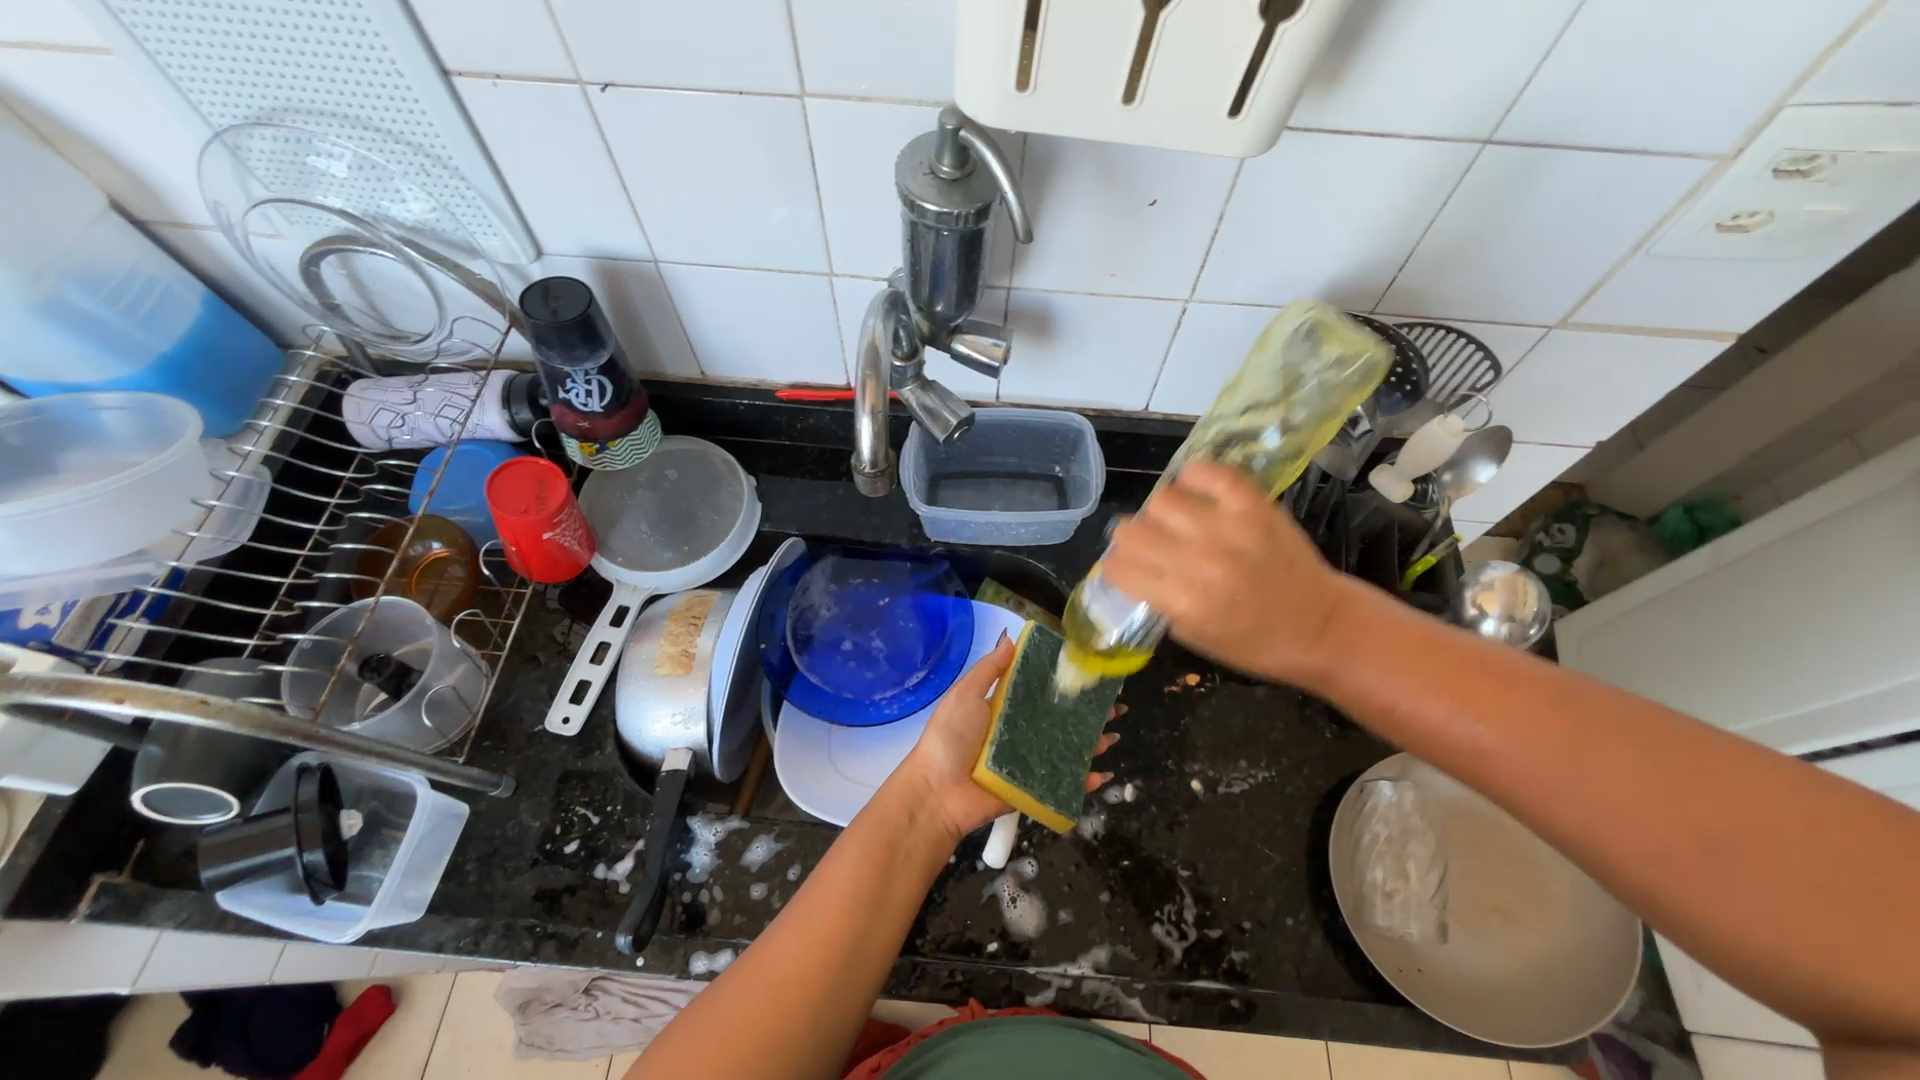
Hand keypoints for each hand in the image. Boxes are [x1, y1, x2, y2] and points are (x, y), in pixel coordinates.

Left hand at [892, 635, 1119, 842]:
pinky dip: (1083, 782)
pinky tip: (1103, 775)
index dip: (1064, 686)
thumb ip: (989, 669)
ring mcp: (1027, 764)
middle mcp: (1018, 734)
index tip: (1091, 676)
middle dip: (1088, 716)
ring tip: (1113, 736)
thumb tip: (1011, 638)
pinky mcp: (1031, 789)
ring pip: (1067, 751)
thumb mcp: (966, 694)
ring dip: (1092, 745)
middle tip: (1116, 707)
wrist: (938, 791)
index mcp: (1003, 710)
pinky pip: (1062, 784)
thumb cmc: (950, 737)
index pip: (1040, 693)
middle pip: (1060, 722)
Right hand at [1102, 462, 1363, 686]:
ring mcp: (1229, 528)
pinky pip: (1208, 472)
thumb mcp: (1194, 637)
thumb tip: (1130, 571)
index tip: (1124, 570)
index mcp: (1183, 601)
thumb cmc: (1255, 643)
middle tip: (1146, 545)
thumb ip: (1158, 602)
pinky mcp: (1254, 505)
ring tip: (1175, 522)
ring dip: (1159, 512)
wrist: (1320, 627)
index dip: (1115, 569)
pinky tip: (1194, 492)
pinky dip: (1192, 477)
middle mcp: (1200, 561)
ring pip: (1161, 499)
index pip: (1118, 568)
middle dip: (1129, 540)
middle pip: (1131, 531)